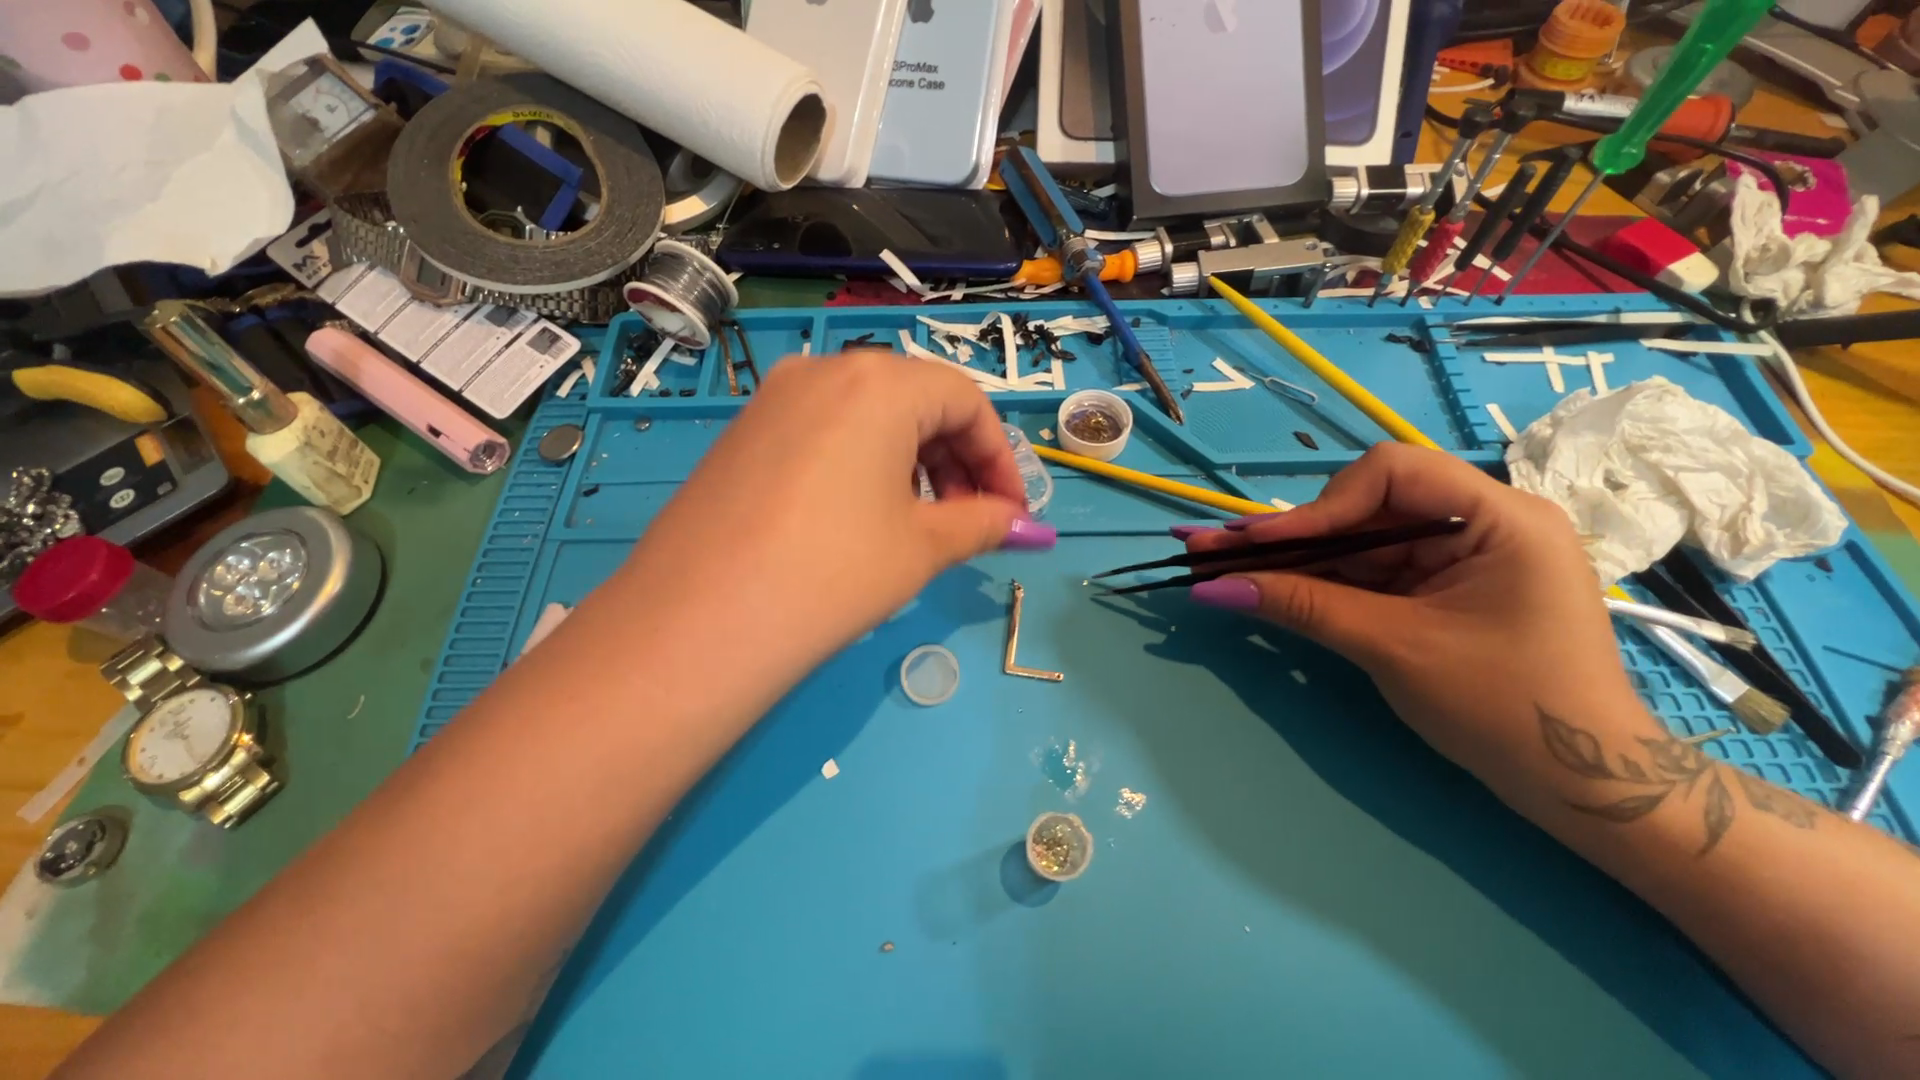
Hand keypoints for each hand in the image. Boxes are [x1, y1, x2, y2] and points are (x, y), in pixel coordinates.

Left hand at [614, 351, 1054, 695]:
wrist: (699, 622)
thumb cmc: (832, 573)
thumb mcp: (921, 547)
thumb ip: (982, 523)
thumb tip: (1022, 525)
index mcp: (880, 381)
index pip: (966, 401)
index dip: (1001, 458)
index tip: (1011, 514)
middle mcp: (826, 369)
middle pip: (917, 401)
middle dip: (957, 461)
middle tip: (969, 522)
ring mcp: (776, 397)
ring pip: (869, 415)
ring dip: (912, 463)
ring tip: (918, 525)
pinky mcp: (745, 430)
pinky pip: (825, 430)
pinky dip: (863, 463)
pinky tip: (861, 518)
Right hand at [1181, 444, 1650, 797]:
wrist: (1584, 788)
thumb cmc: (1505, 707)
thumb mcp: (1395, 649)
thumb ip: (1305, 605)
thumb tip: (1213, 586)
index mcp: (1500, 516)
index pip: (1392, 474)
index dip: (1319, 505)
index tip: (1261, 545)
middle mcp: (1484, 522)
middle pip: (1369, 507)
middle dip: (1293, 534)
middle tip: (1215, 549)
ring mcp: (1465, 558)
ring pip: (1365, 543)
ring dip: (1299, 560)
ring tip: (1224, 566)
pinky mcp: (1448, 592)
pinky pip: (1377, 575)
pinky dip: (1328, 584)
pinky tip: (1273, 586)